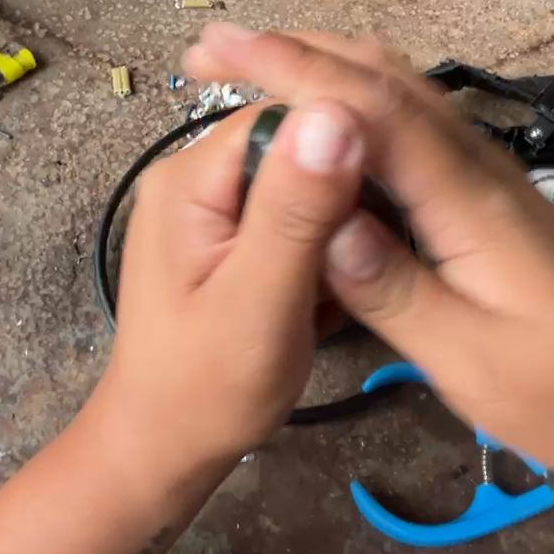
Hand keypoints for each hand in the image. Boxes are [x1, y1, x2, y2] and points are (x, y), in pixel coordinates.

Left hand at [94, 98, 370, 475]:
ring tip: (340, 288)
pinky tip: (321, 296)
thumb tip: (336, 108)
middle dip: (339, 199)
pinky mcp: (224, 237)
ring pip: (298, 186)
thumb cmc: (207, 386)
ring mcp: (207, 208)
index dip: (343, 146)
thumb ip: (297, 209)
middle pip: (292, 149)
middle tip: (361, 261)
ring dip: (331, 232)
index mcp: (190, 177)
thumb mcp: (258, 299)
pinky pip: (288, 218)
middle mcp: (193, 177)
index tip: (388, 199)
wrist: (165, 444)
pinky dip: (315, 252)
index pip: (283, 118)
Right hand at [185, 24, 553, 481]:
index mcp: (468, 200)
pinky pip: (405, 118)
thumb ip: (396, 292)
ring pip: (395, 87)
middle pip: (381, 78)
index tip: (226, 52)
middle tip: (214, 47)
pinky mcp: (477, 186)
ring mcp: (479, 169)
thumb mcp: (475, 361)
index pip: (373, 112)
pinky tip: (316, 115)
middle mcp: (473, 164)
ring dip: (320, 62)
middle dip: (293, 50)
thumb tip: (322, 227)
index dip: (295, 72)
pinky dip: (349, 94)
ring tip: (250, 63)